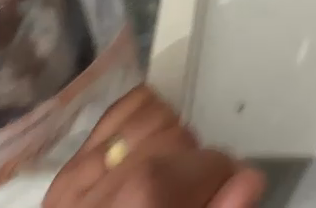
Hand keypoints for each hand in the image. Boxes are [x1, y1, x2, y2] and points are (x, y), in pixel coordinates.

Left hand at [43, 87, 264, 207]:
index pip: (200, 162)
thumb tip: (250, 178)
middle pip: (175, 136)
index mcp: (143, 202)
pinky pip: (115, 115)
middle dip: (194, 162)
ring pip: (145, 117)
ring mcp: (77, 178)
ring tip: (167, 181)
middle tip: (193, 198)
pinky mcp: (65, 176)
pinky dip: (139, 119)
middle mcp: (104, 186)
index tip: (226, 195)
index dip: (220, 177)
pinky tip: (146, 151)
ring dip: (167, 140)